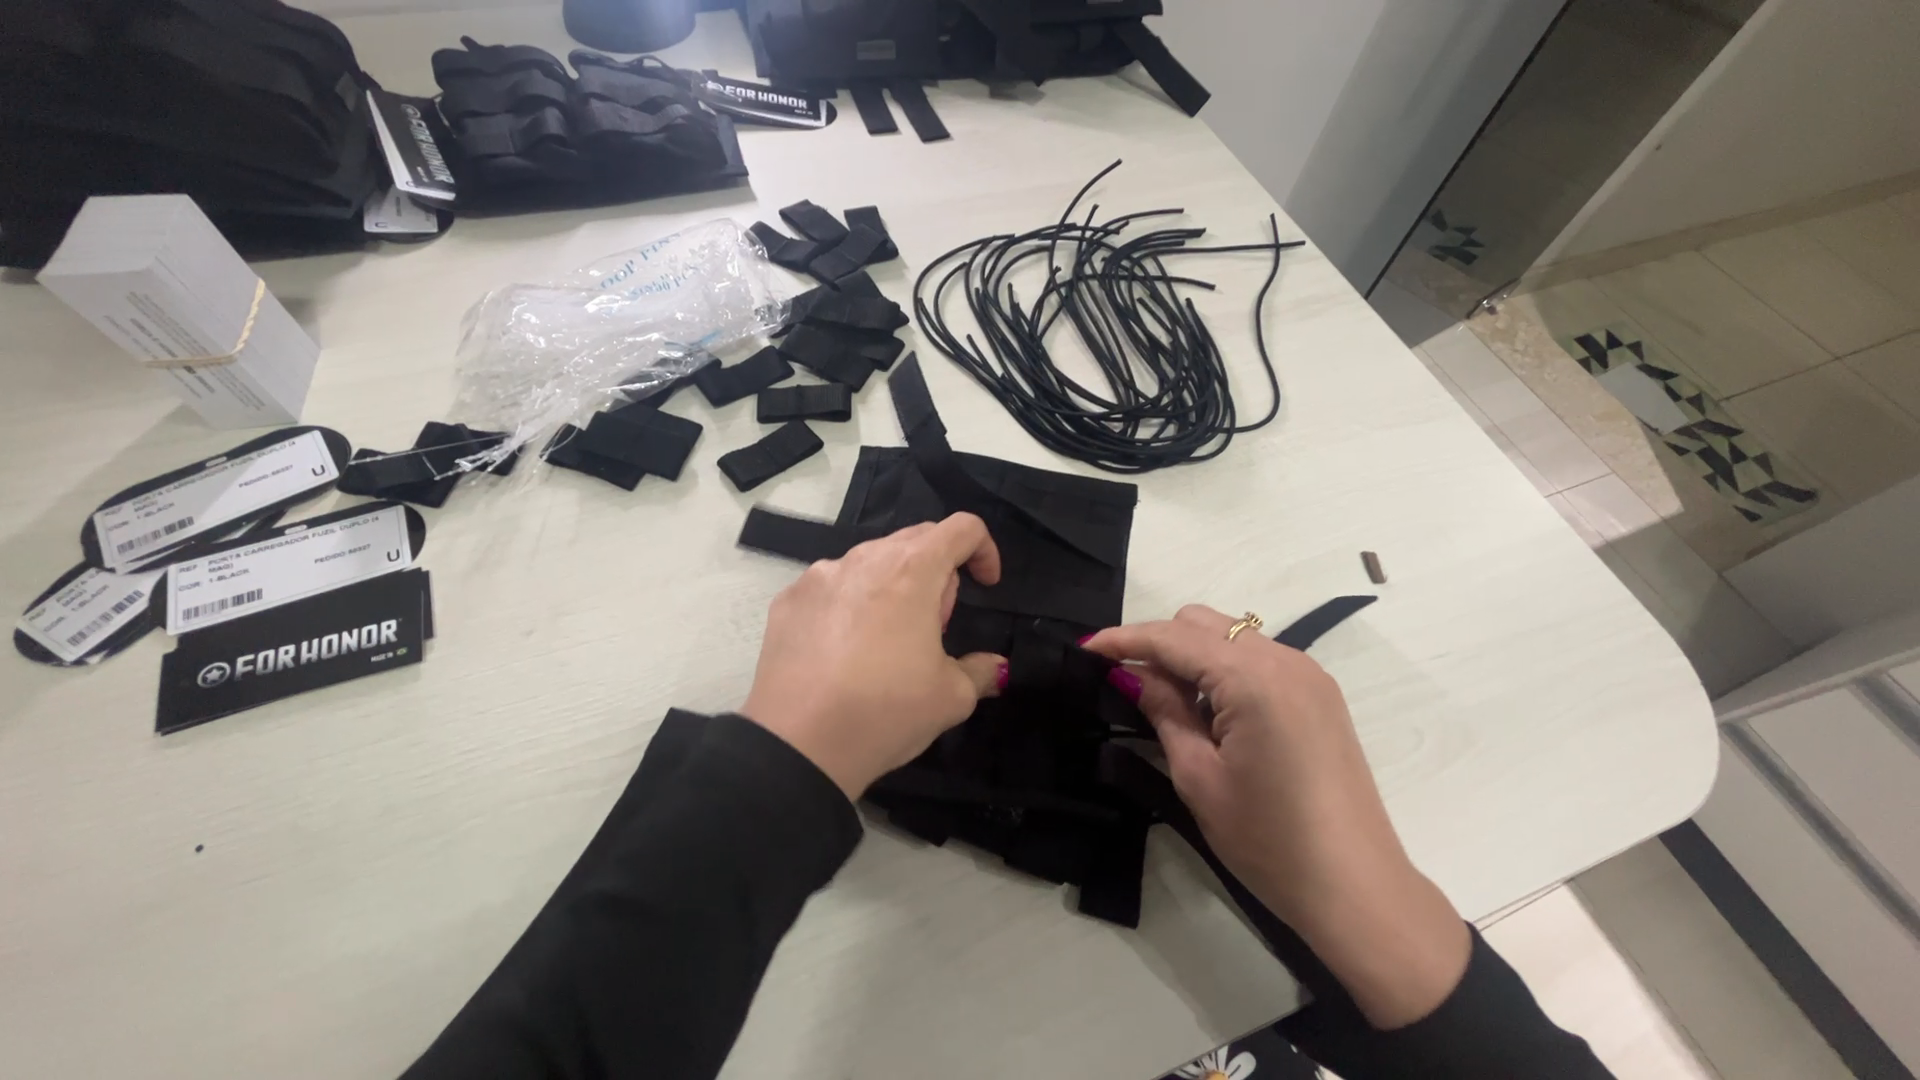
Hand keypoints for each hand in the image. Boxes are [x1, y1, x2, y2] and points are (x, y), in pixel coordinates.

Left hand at [742, 513, 1006, 801]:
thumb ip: (981, 671)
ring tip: (887, 643)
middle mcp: (864, 559)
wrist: (797, 746)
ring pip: (870, 563)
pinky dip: (850, 605)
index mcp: (912, 571)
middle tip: (935, 627)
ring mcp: (819, 577)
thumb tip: (993, 667)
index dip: (983, 550)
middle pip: (915, 540)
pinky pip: (831, 587)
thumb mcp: (951, 699)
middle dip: (938, 573)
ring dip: (892, 587)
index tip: (985, 587)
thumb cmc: (885, 712)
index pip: (961, 528)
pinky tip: (844, 652)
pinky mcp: (787, 600)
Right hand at [1085, 604, 1468, 1028]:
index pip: (1174, 638)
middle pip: (1203, 624)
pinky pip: (1256, 657)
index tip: (1084, 648)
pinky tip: (1206, 707)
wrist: (1356, 888)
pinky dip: (1222, 668)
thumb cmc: (1268, 840)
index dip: (1124, 639)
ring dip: (1190, 653)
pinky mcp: (1318, 694)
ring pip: (1230, 635)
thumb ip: (1163, 711)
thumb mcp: (1199, 776)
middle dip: (1157, 642)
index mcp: (1254, 678)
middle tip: (1122, 681)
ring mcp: (1308, 674)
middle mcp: (1285, 659)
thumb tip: (1130, 674)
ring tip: (1161, 697)